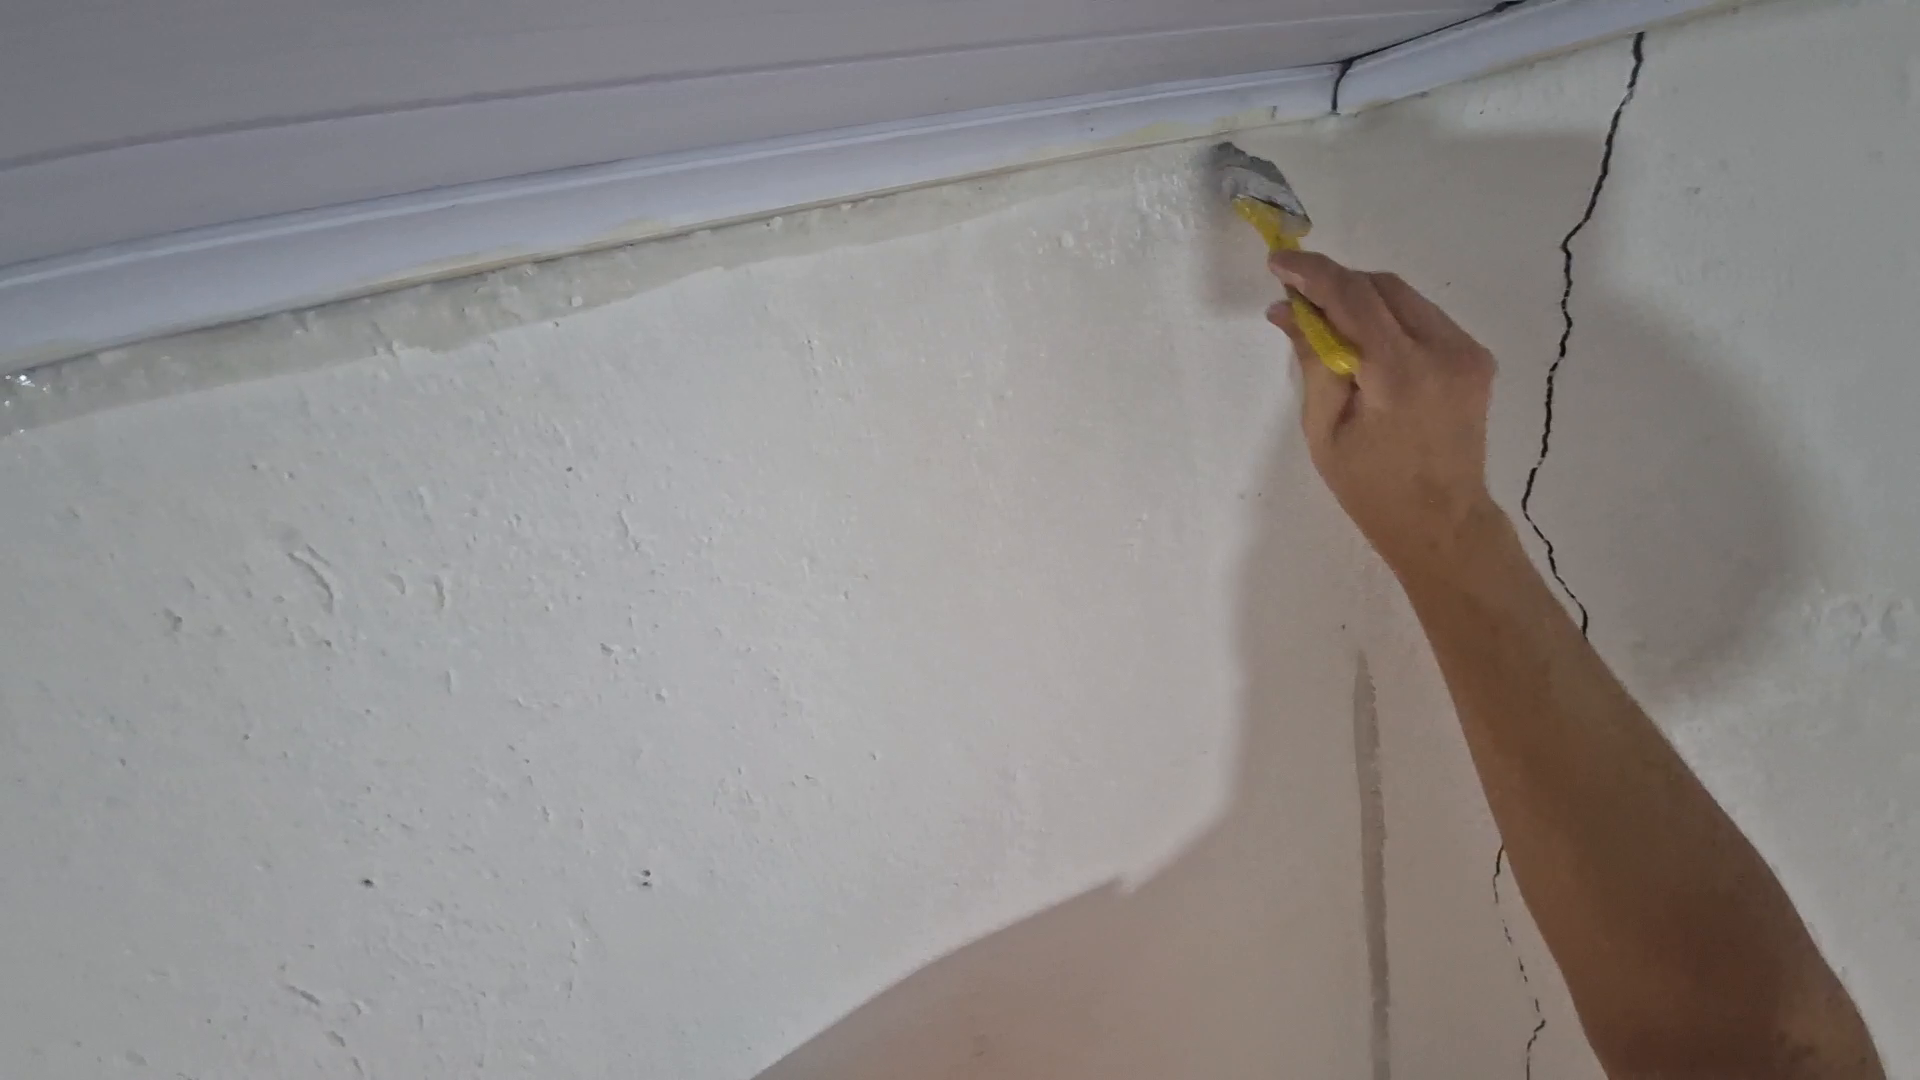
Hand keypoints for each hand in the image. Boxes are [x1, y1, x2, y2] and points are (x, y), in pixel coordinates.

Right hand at [1267, 250, 1502, 575]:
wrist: (1440, 519)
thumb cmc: (1368, 486)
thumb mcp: (1323, 429)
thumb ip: (1313, 361)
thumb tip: (1289, 311)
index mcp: (1399, 376)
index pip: (1355, 299)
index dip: (1314, 273)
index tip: (1279, 261)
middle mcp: (1444, 352)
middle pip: (1383, 287)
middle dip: (1336, 283)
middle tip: (1296, 298)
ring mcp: (1467, 352)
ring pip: (1405, 298)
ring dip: (1361, 299)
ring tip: (1326, 323)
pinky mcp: (1475, 358)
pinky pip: (1422, 319)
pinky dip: (1386, 318)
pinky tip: (1363, 344)